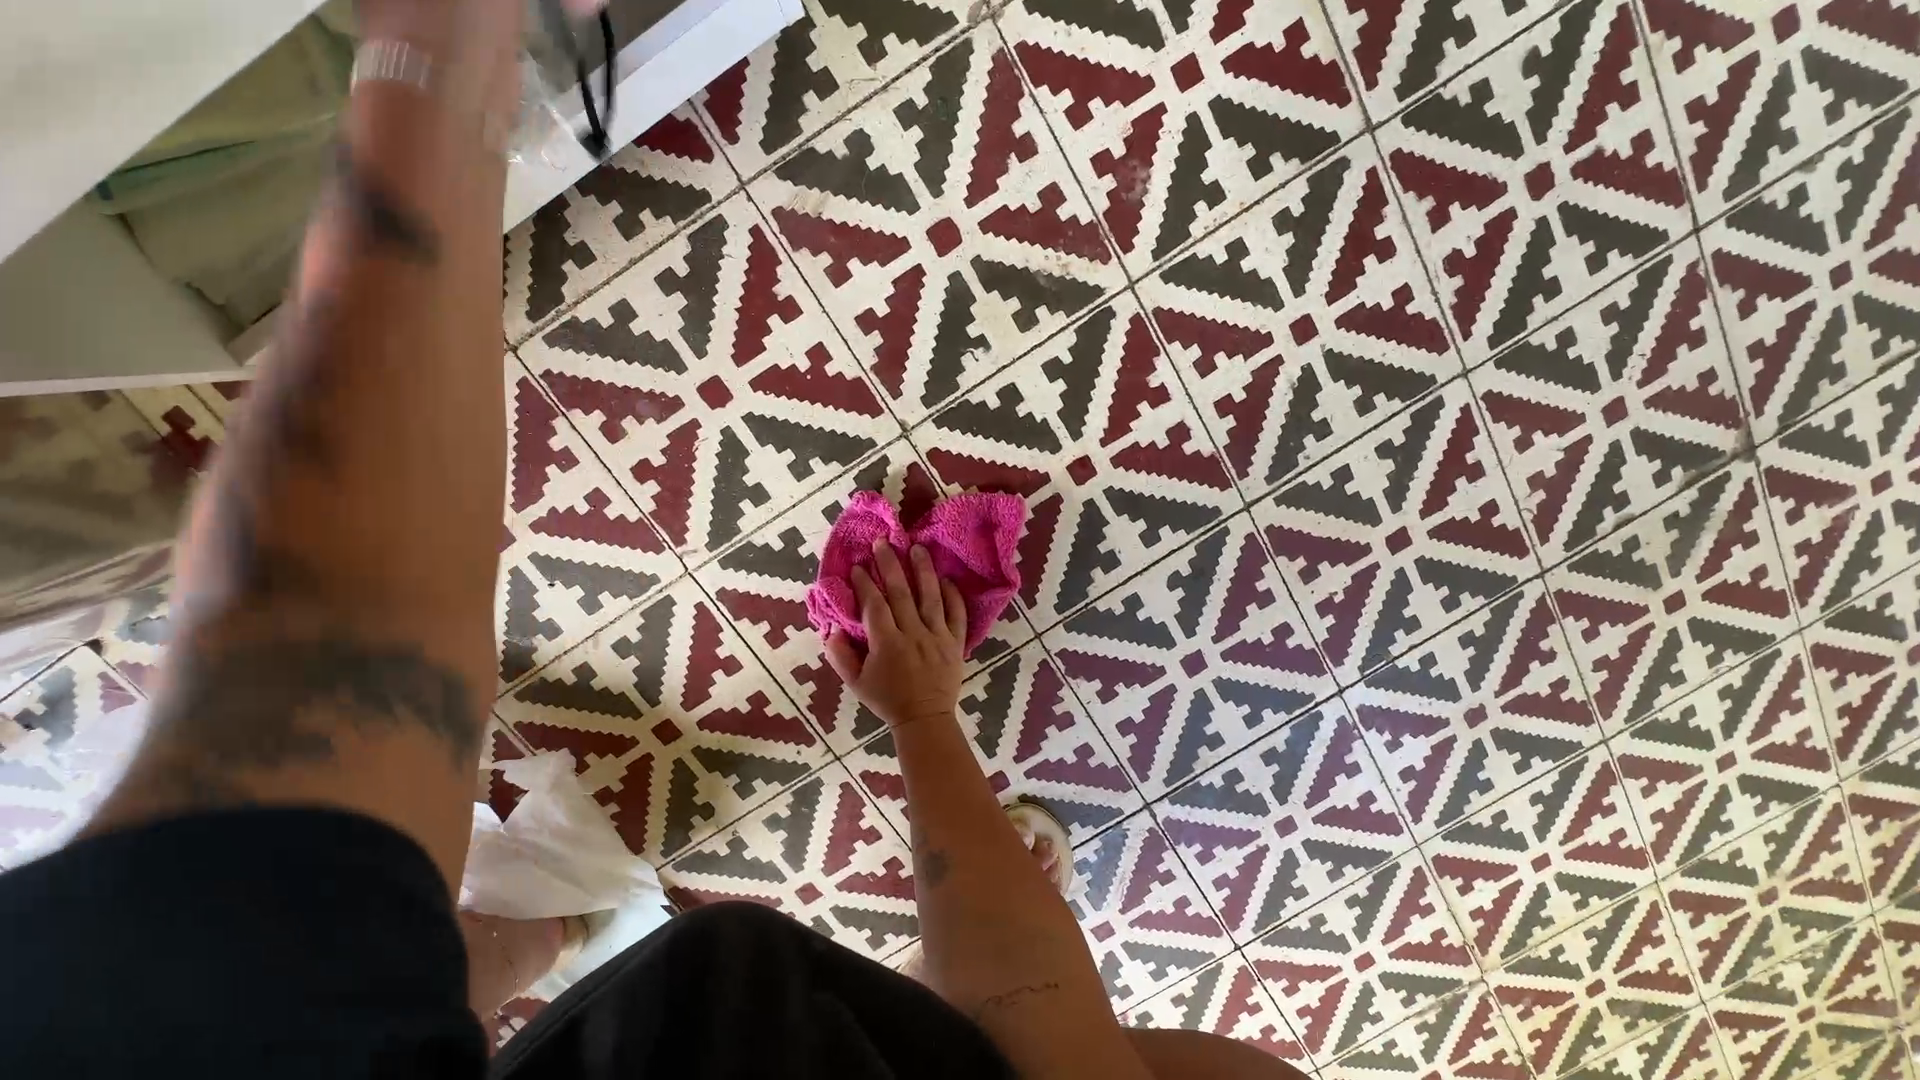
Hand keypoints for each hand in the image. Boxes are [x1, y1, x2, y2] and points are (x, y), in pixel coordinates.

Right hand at [824, 540, 966, 729]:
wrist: (924, 719)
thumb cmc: (887, 700)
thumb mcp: (855, 682)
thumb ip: (840, 655)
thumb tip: (832, 629)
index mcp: (886, 644)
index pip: (874, 605)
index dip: (864, 584)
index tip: (856, 567)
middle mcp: (913, 635)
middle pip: (901, 593)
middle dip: (890, 565)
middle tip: (883, 543)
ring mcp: (937, 637)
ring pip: (930, 597)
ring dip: (923, 570)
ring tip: (917, 548)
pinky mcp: (955, 642)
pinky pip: (956, 614)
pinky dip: (952, 595)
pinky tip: (944, 578)